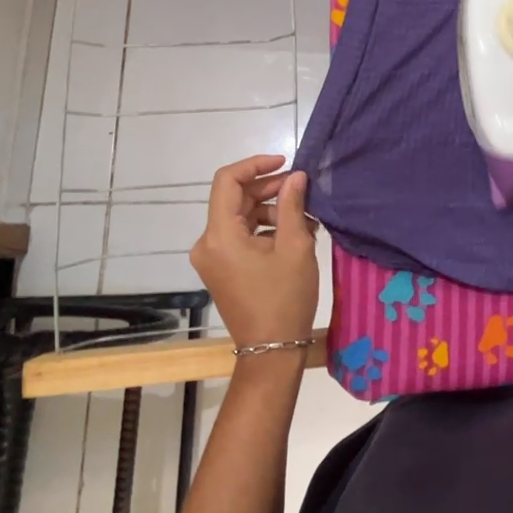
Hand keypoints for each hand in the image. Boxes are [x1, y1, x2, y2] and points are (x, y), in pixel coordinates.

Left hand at [190, 154, 318, 347]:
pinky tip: (294, 235)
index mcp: (219, 235)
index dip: (256, 165)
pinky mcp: (221, 268)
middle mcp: (207, 243)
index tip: (286, 163)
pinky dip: (264, 229)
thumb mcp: (295, 247)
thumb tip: (295, 176)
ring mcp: (212, 257)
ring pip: (239, 217)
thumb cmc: (285, 297)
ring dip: (270, 210)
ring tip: (306, 219)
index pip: (227, 181)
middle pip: (234, 199)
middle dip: (268, 189)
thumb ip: (292, 205)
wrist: (272, 349)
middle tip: (303, 190)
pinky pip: (240, 236)